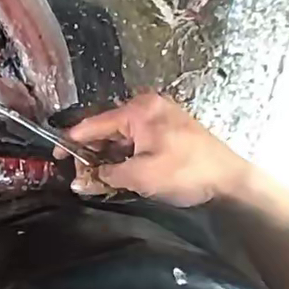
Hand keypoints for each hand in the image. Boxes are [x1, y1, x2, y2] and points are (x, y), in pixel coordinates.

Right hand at [61, 92, 252, 207]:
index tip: (58, 155)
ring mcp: (161, 118)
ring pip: (123, 137)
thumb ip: (105, 176)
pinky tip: (120, 173)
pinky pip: (139, 140)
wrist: (230, 181)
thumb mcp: (140, 176)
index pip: (94, 123)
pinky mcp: (171, 132)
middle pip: (108, 128)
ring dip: (109, 157)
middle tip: (81, 175)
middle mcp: (149, 107)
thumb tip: (80, 181)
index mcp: (139, 110)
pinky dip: (126, 156)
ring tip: (98, 178)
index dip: (73, 141)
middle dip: (92, 153)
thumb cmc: (187, 172)